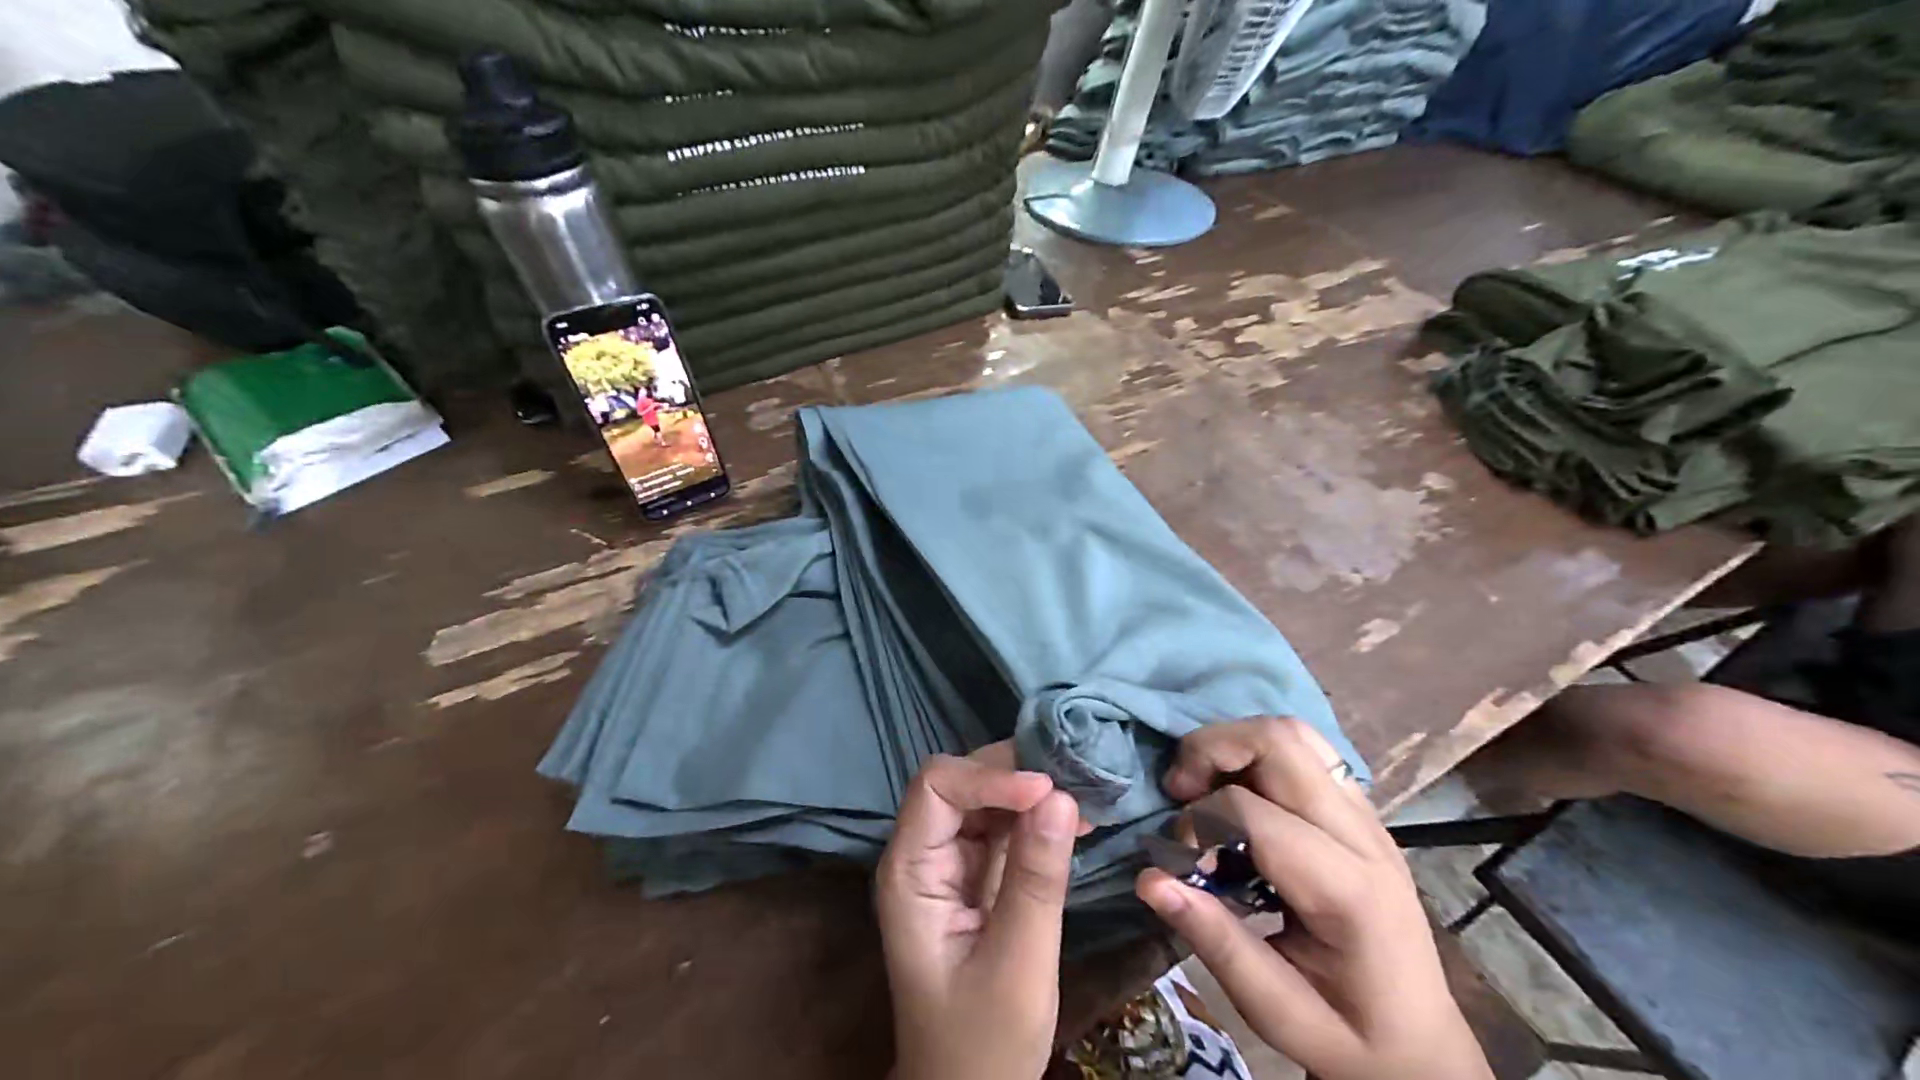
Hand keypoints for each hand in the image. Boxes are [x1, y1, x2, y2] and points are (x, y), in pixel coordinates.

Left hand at [876, 754, 1081, 1079]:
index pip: (936, 788)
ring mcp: (948, 863)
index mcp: (910, 872)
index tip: (1047, 789)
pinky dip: (1038, 819)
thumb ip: (1036, 880)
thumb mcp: (1018, 965)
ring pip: (984, 799)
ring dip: (1032, 792)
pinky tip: (1074, 823)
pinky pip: (1003, 828)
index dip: (988, 777)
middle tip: (1076, 780)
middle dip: (1014, 775)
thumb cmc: (983, 1042)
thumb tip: (1062, 797)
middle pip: (959, 783)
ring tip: (1085, 798)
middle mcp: (922, 855)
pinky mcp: (975, 875)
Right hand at [1136, 719, 1492, 1079]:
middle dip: (1210, 749)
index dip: (1196, 821)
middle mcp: (1364, 837)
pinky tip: (1238, 795)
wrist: (1425, 1049)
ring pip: (1294, 733)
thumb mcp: (1277, 1013)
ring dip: (1234, 744)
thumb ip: (1215, 942)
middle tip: (1177, 790)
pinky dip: (1257, 754)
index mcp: (1349, 892)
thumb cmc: (1351, 1040)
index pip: (1253, 811)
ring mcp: (1368, 818)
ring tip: (1203, 785)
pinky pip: (1306, 752)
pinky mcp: (1360, 812)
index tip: (1176, 858)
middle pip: (1279, 742)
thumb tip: (1149, 879)